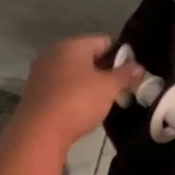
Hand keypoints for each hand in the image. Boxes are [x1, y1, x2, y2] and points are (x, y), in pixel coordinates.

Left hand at [16, 34, 144, 144]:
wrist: (38, 134)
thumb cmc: (77, 101)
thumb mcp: (109, 87)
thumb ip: (126, 74)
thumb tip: (139, 67)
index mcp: (72, 45)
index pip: (105, 41)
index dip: (122, 55)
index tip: (133, 72)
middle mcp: (54, 53)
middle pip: (88, 56)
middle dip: (106, 70)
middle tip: (122, 87)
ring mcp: (42, 73)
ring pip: (75, 73)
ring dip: (90, 83)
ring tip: (106, 100)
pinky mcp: (35, 92)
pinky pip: (62, 86)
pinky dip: (75, 94)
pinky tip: (84, 109)